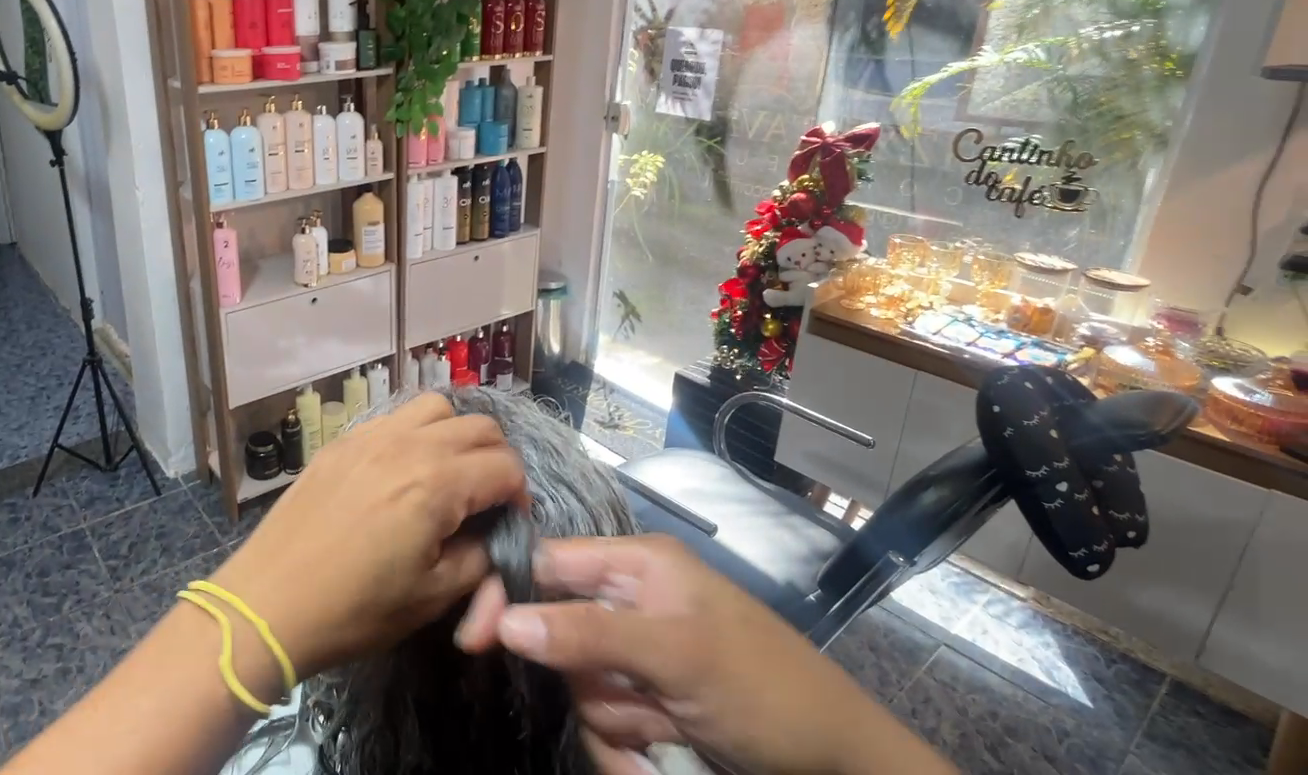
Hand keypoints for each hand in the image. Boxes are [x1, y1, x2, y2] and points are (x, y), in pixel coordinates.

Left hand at [211, 392, 524, 680]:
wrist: (270, 602)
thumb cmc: (356, 608)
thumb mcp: (433, 596)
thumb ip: (479, 556)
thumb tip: (493, 533)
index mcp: (437, 482)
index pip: (506, 466)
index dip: (519, 495)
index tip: (509, 522)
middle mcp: (408, 444)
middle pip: (479, 426)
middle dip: (496, 458)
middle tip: (486, 498)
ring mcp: (370, 435)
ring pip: (435, 407)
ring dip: (456, 434)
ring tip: (448, 474)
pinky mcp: (342, 441)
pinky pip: (394, 417)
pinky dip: (415, 432)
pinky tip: (403, 470)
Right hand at [455, 535, 955, 774]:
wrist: (843, 768)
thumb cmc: (764, 689)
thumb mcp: (678, 656)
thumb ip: (589, 633)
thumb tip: (502, 620)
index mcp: (637, 565)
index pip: (548, 564)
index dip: (507, 594)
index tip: (474, 639)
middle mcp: (631, 601)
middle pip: (558, 637)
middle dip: (590, 685)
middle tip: (637, 711)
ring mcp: (640, 657)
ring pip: (580, 690)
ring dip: (614, 727)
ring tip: (664, 742)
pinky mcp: (649, 703)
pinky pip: (604, 726)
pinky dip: (624, 753)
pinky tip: (660, 765)